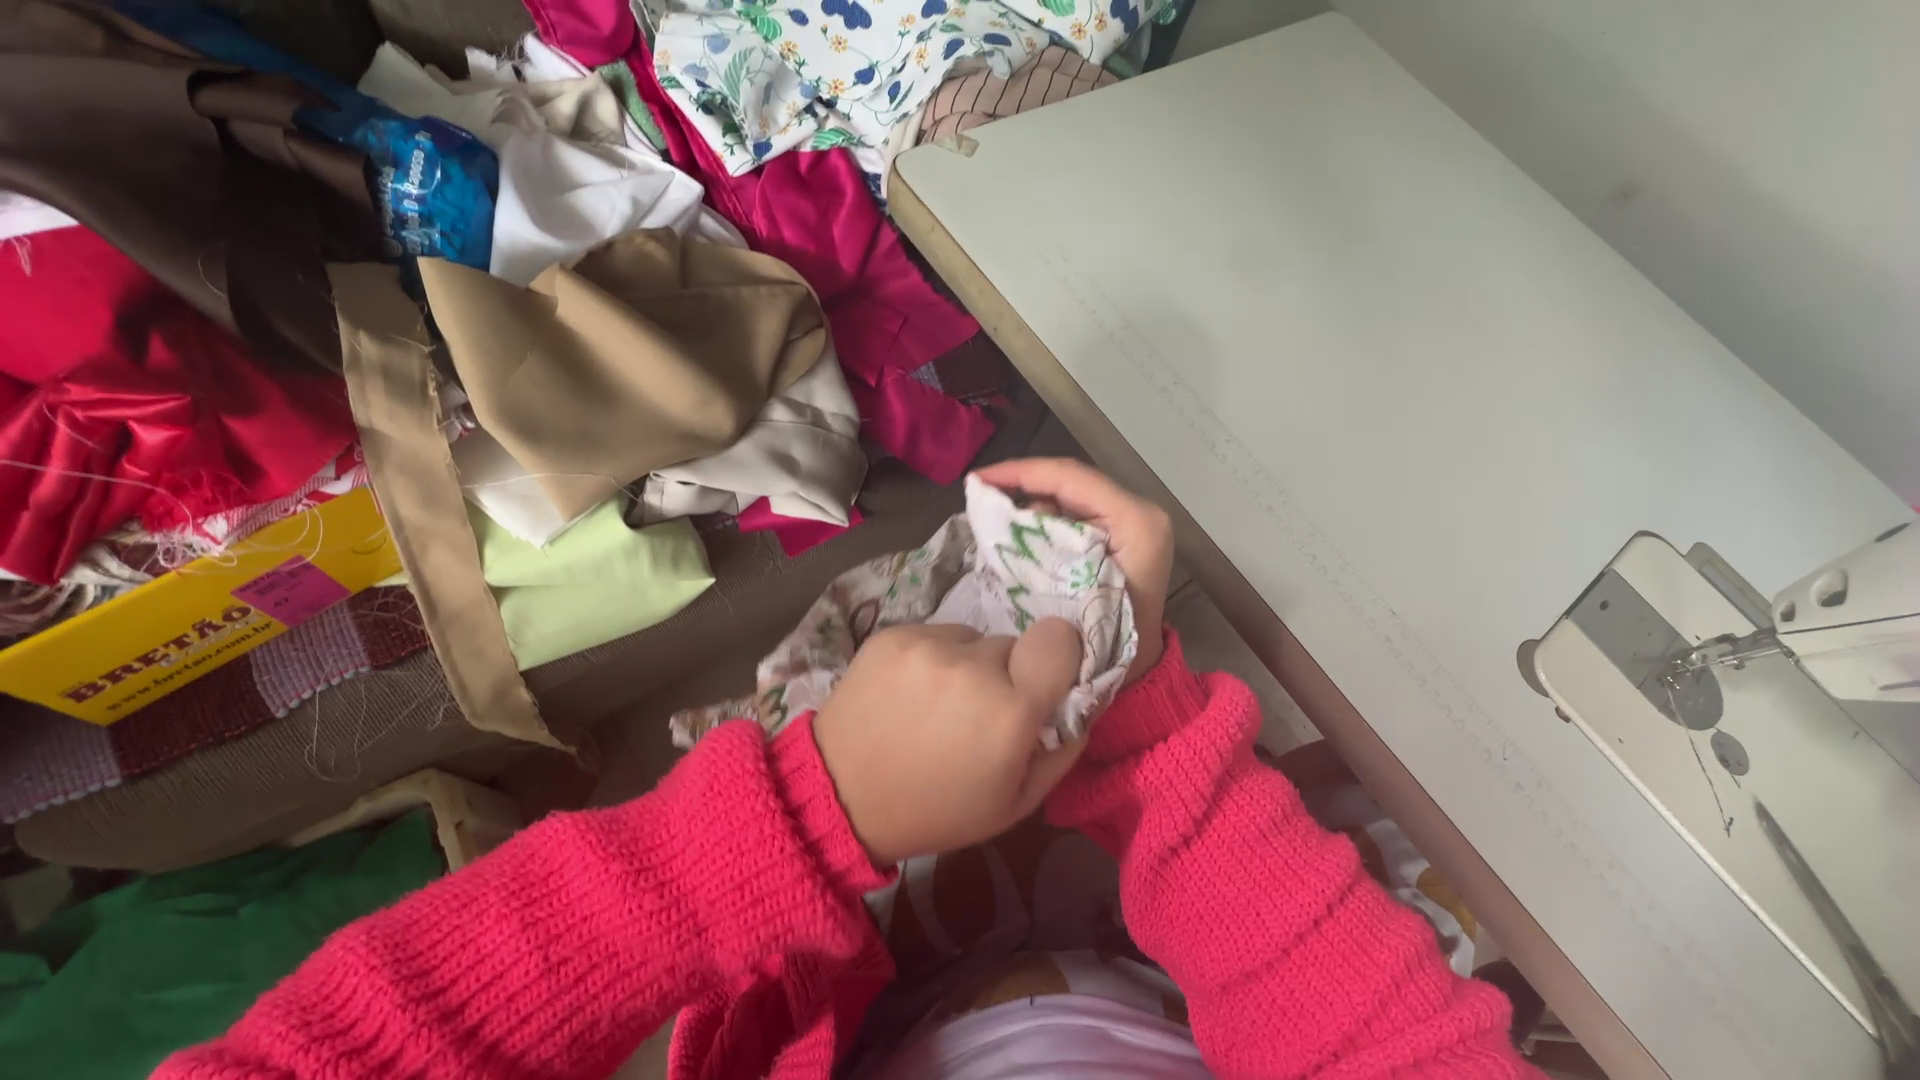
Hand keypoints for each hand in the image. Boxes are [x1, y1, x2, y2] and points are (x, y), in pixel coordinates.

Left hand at [812, 619, 1085, 865]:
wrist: (840, 795)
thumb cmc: (937, 808)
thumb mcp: (1017, 803)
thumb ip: (1063, 747)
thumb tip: (1083, 698)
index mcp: (1010, 709)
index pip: (1060, 637)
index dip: (1057, 656)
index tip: (1041, 682)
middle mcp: (972, 666)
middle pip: (1014, 644)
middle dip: (1007, 673)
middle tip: (978, 713)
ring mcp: (927, 645)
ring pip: (974, 638)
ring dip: (968, 664)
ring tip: (938, 704)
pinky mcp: (893, 634)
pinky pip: (936, 634)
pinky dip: (933, 658)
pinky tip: (911, 693)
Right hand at [972, 458, 1174, 682]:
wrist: (1139, 667)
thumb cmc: (1109, 638)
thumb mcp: (1071, 593)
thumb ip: (1044, 550)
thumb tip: (1003, 519)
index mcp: (1135, 520)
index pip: (1070, 478)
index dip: (1020, 472)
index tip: (978, 481)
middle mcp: (1136, 510)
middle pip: (1067, 483)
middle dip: (1021, 487)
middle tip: (981, 501)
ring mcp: (1128, 521)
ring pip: (1066, 496)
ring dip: (1029, 507)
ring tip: (996, 526)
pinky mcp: (1118, 532)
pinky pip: (1071, 513)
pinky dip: (1041, 521)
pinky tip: (1017, 538)